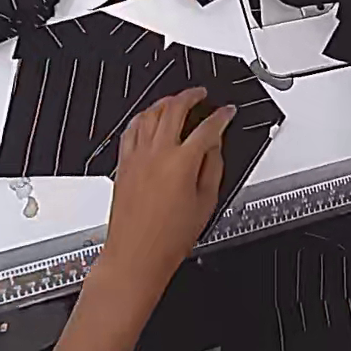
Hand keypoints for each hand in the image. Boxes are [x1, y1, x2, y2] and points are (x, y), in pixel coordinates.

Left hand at [93, 87, 234, 310]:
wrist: (136, 255)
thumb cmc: (168, 239)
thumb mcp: (206, 203)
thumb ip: (213, 168)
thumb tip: (214, 148)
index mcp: (182, 162)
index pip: (207, 128)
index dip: (221, 116)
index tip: (227, 112)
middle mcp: (157, 153)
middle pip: (174, 109)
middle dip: (191, 96)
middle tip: (201, 94)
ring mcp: (137, 156)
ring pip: (150, 114)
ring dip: (166, 101)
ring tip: (176, 99)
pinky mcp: (123, 164)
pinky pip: (131, 129)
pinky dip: (142, 117)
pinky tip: (147, 117)